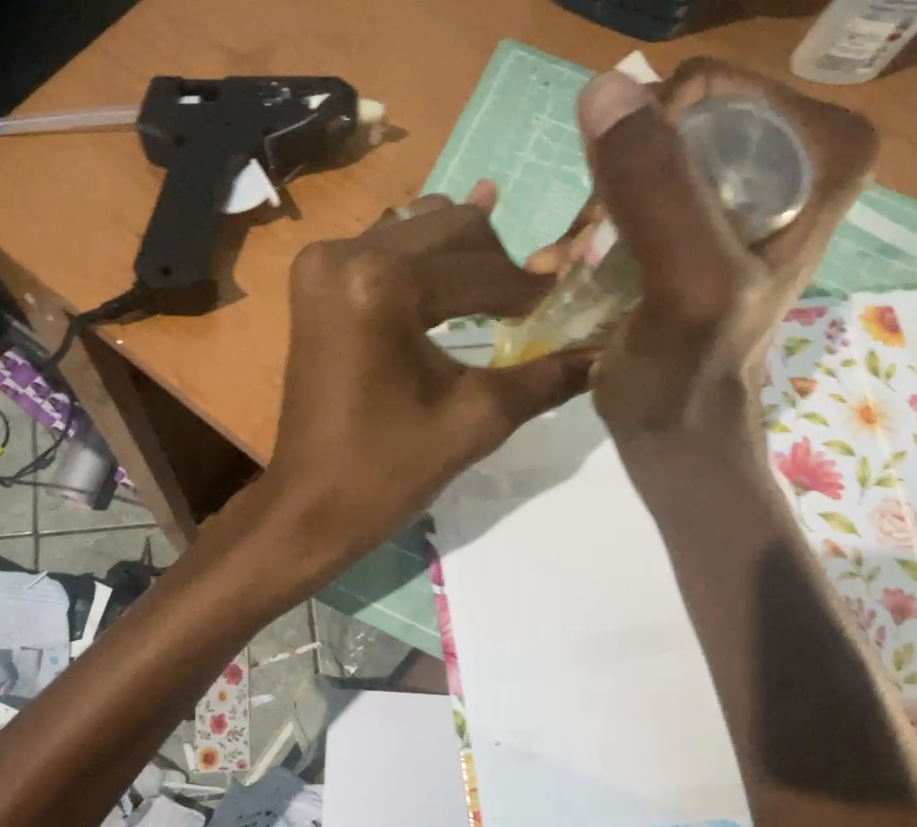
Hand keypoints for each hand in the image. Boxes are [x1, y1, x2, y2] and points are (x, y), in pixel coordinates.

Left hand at [261, 181, 592, 562]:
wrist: (308, 505)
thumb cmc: (387, 471)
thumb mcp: (476, 420)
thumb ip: (546, 374)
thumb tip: (608, 346)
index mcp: (380, 282)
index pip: (483, 269)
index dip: (535, 292)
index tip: (576, 310)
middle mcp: (344, 253)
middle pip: (454, 230)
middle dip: (502, 267)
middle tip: (538, 309)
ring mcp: (322, 263)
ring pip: (421, 231)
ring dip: (467, 259)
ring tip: (504, 298)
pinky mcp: (315, 281)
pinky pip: (387, 249)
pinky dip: (426, 263)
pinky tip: (461, 273)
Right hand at [572, 60, 876, 453]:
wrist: (677, 436)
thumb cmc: (688, 376)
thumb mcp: (686, 284)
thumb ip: (657, 191)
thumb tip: (602, 88)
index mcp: (824, 153)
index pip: (708, 91)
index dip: (643, 145)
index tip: (611, 220)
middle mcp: (795, 155)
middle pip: (674, 121)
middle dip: (614, 181)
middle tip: (590, 249)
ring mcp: (747, 187)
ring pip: (646, 153)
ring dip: (596, 209)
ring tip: (574, 263)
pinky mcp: (705, 219)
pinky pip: (638, 186)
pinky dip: (595, 224)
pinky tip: (570, 263)